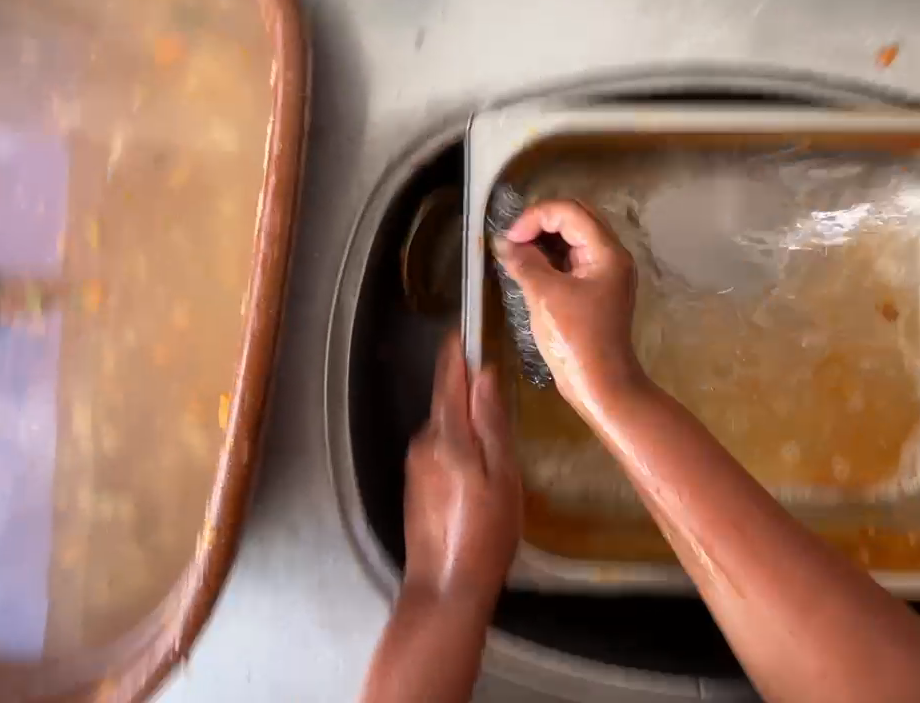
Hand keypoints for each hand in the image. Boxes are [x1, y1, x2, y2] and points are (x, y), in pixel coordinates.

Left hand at [403, 333, 520, 601]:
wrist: (445, 590)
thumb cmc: (485, 532)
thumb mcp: (502, 473)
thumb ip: (492, 422)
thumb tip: (484, 374)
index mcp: (446, 435)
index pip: (447, 378)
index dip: (456, 352)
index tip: (465, 329)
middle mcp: (423, 442)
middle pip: (447, 401)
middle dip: (470, 391)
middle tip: (503, 395)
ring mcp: (416, 464)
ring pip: (446, 427)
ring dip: (467, 423)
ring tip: (499, 442)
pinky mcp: (415, 484)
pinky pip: (440, 448)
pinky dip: (459, 445)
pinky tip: (479, 470)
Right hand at [492, 199, 646, 415]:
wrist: (601, 385)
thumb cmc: (576, 340)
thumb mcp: (545, 296)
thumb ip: (525, 262)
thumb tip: (504, 242)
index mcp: (607, 252)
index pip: (570, 212)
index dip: (536, 217)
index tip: (510, 238)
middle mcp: (612, 255)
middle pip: (576, 218)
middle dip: (541, 222)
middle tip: (513, 239)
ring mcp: (606, 272)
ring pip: (575, 237)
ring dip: (545, 238)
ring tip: (517, 251)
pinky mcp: (597, 288)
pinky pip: (573, 258)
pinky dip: (552, 256)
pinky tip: (530, 266)